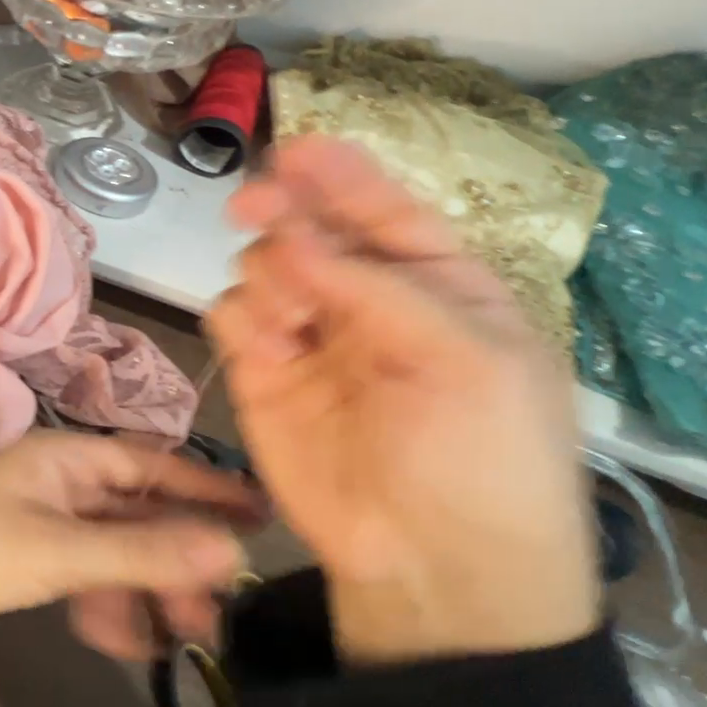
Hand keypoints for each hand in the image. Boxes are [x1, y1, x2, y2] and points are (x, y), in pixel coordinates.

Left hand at [0, 430, 263, 652]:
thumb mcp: (62, 552)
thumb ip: (144, 553)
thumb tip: (231, 551)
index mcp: (62, 458)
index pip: (149, 463)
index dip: (204, 487)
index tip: (261, 513)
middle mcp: (60, 481)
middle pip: (139, 513)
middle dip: (178, 558)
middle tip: (219, 606)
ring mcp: (47, 519)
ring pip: (118, 550)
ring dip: (148, 590)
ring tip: (180, 636)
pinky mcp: (36, 556)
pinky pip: (92, 574)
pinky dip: (111, 603)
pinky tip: (122, 639)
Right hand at [208, 135, 599, 662]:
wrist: (425, 557)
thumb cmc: (477, 454)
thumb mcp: (464, 360)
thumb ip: (375, 287)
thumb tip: (288, 235)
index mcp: (437, 286)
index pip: (384, 211)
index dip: (341, 176)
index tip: (296, 149)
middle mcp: (365, 299)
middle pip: (306, 227)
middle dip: (281, 210)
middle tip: (254, 205)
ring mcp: (306, 332)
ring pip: (258, 264)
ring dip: (268, 276)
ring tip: (292, 321)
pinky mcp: (257, 366)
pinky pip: (230, 313)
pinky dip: (241, 316)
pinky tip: (268, 346)